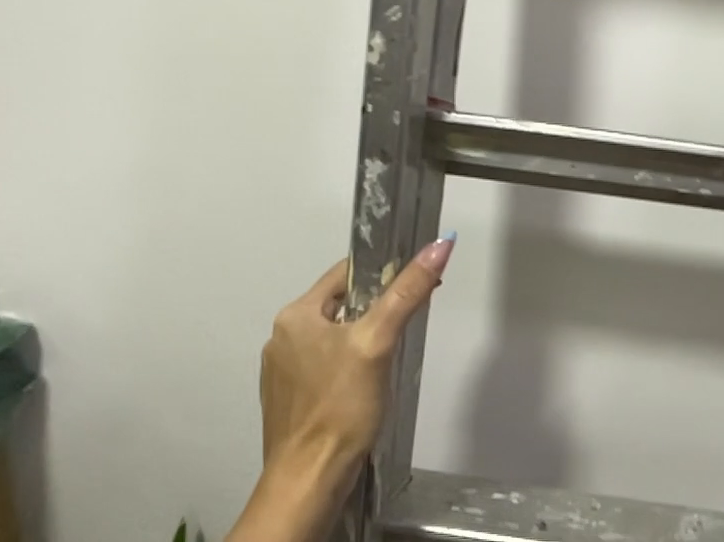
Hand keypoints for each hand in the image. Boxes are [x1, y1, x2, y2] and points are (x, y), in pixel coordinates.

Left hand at [230, 234, 455, 541]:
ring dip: (364, 336)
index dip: (383, 272)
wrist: (309, 481)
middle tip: (412, 317)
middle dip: (377, 307)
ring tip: (393, 352)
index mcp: (295, 316)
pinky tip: (368, 382)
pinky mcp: (290, 400)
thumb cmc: (341, 406)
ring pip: (335, 336)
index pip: (345, 273)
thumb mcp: (379, 340)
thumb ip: (408, 290)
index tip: (415, 281)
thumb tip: (441, 243)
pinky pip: (326, 365)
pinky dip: (350, 364)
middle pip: (342, 304)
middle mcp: (281, 338)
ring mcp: (282, 372)